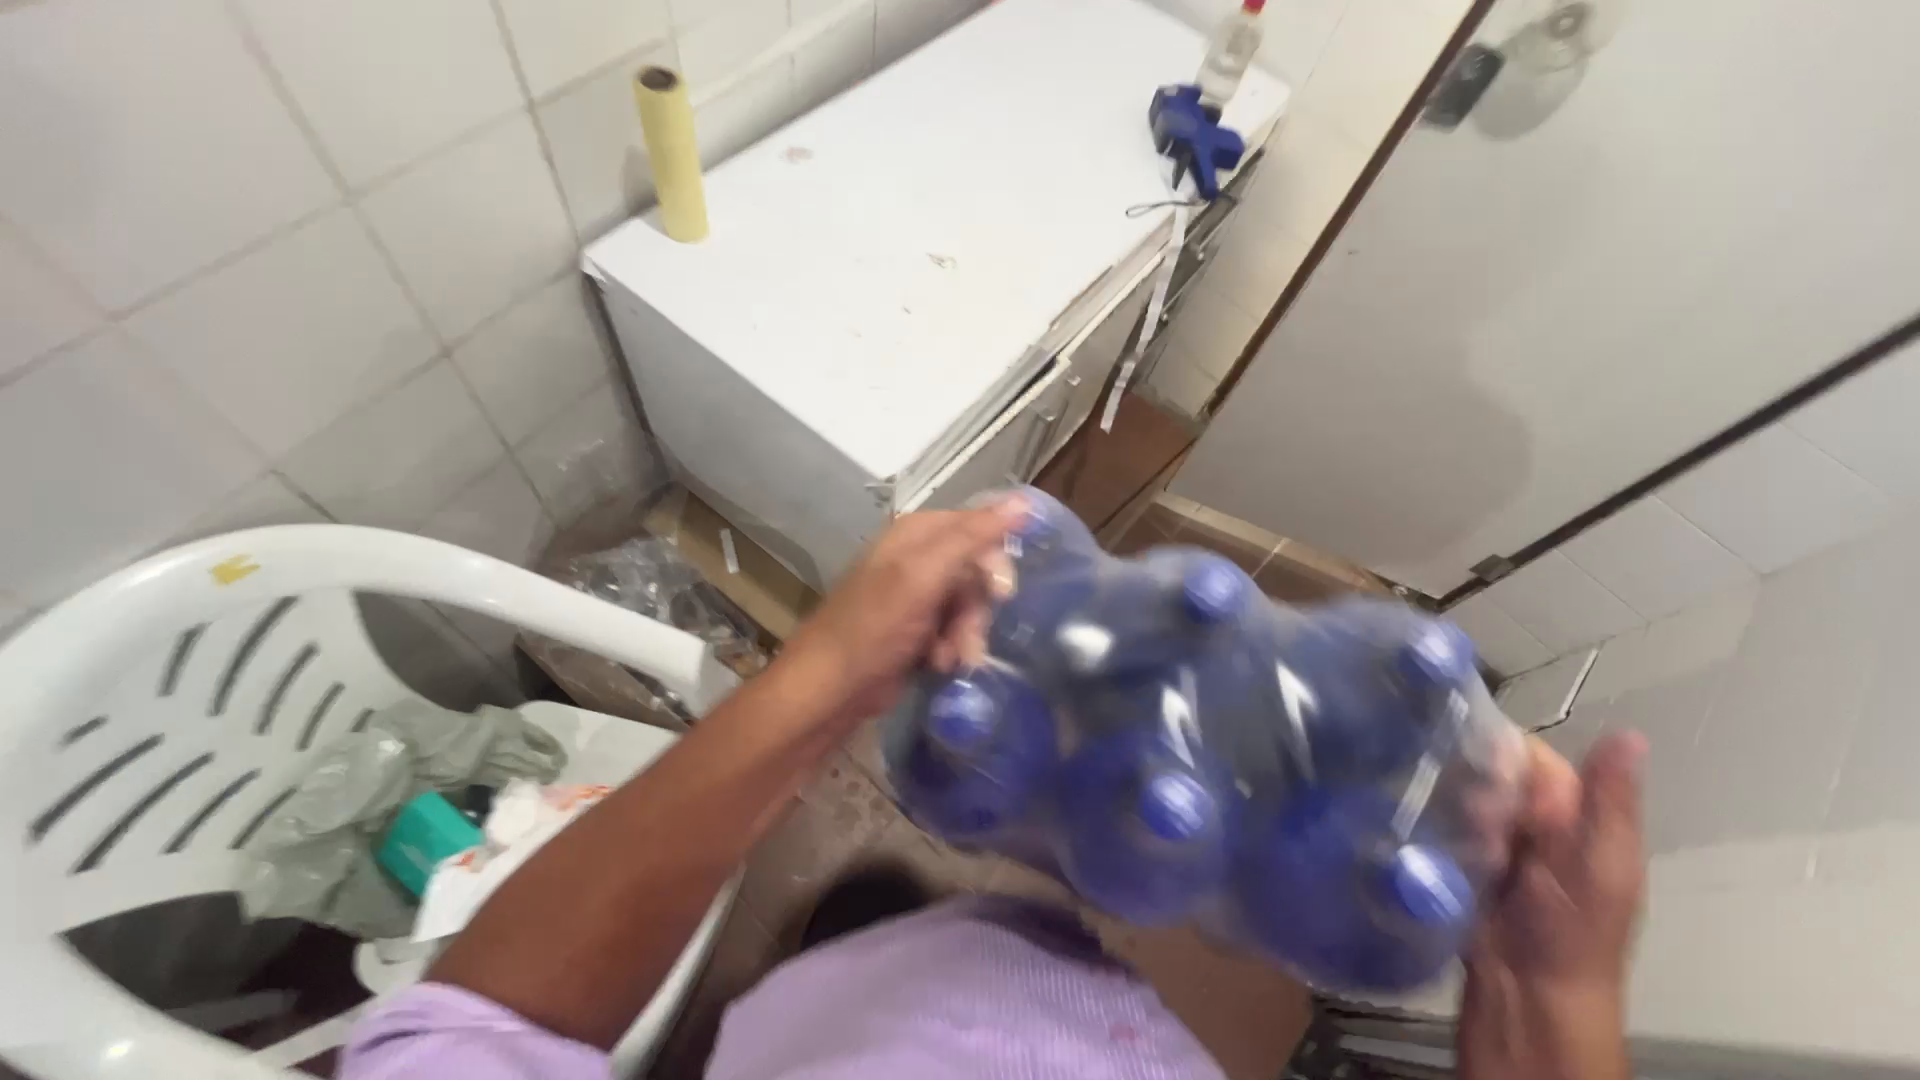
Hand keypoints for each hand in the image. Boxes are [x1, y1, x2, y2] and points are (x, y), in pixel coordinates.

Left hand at [771, 497, 1027, 731]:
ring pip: (971, 606)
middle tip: (970, 634)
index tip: (1002, 593)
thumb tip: (1025, 500)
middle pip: (978, 572)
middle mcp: (919, 557)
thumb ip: (972, 537)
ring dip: (967, 635)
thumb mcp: (924, 576)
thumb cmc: (874, 627)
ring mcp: (919, 595)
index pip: (979, 528)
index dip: (995, 561)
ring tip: (952, 658)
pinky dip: (954, 649)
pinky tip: (940, 665)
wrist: (833, 689)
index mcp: (917, 534)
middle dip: (978, 608)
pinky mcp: (920, 630)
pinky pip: (956, 631)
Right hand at [1458, 732, 1646, 1079]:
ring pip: (1460, 795)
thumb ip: (1609, 803)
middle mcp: (1533, 821)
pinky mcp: (1455, 859)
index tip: (1479, 760)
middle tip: (1466, 807)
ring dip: (1449, 804)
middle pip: (1490, 772)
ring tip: (1443, 822)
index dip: (1505, 753)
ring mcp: (1491, 841)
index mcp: (1574, 816)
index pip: (1533, 757)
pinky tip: (1418, 827)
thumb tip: (1630, 734)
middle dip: (1473, 782)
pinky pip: (1438, 823)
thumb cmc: (1576, 933)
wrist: (1528, 995)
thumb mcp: (1603, 867)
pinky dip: (1429, 822)